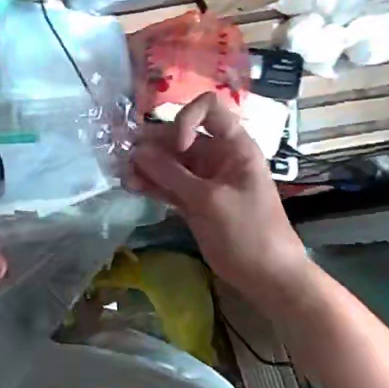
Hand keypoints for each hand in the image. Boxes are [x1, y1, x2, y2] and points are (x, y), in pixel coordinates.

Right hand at [128, 92, 313, 300]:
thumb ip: (171, 174)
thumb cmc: (247, 232)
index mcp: (234, 146)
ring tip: (120, 173)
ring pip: (171, 163)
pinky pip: (170, 185)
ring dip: (147, 165)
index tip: (177, 145)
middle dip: (153, 144)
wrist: (268, 277)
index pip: (209, 110)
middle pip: (181, 137)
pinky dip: (152, 184)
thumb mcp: (209, 200)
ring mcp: (205, 180)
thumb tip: (138, 152)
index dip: (186, 119)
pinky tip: (131, 185)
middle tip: (121, 153)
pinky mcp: (195, 202)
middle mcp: (219, 157)